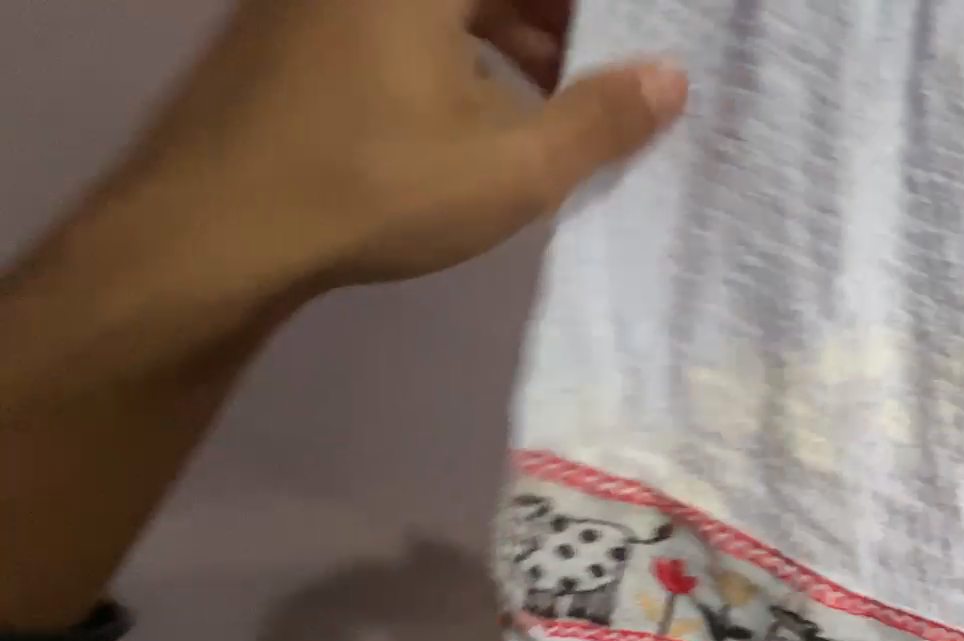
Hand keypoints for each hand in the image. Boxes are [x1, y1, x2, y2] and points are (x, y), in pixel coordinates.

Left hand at [102, 0, 684, 303]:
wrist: (219, 226)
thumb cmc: (382, 188)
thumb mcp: (517, 167)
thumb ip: (601, 119)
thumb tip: (673, 77)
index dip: (595, 17)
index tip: (637, 50)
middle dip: (559, 23)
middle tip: (610, 77)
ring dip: (514, 36)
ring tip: (560, 100)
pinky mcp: (298, 26)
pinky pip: (402, 17)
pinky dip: (458, 47)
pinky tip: (484, 109)